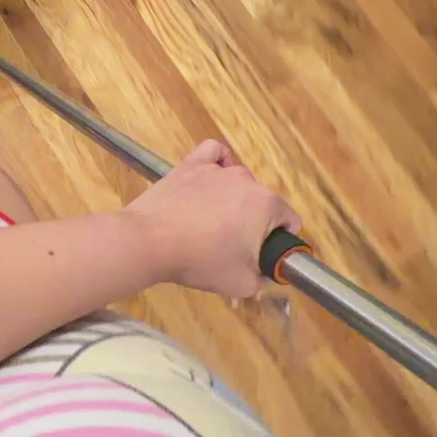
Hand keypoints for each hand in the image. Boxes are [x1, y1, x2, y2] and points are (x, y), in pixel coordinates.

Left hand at [121, 140, 302, 297]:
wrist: (148, 242)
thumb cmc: (198, 261)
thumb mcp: (243, 283)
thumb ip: (266, 277)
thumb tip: (267, 271)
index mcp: (267, 204)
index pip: (289, 222)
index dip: (277, 243)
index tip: (257, 256)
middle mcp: (246, 179)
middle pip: (262, 203)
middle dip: (252, 224)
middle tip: (227, 247)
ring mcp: (216, 168)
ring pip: (239, 183)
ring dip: (233, 200)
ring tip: (209, 222)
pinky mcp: (190, 164)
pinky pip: (214, 153)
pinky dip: (218, 163)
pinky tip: (213, 178)